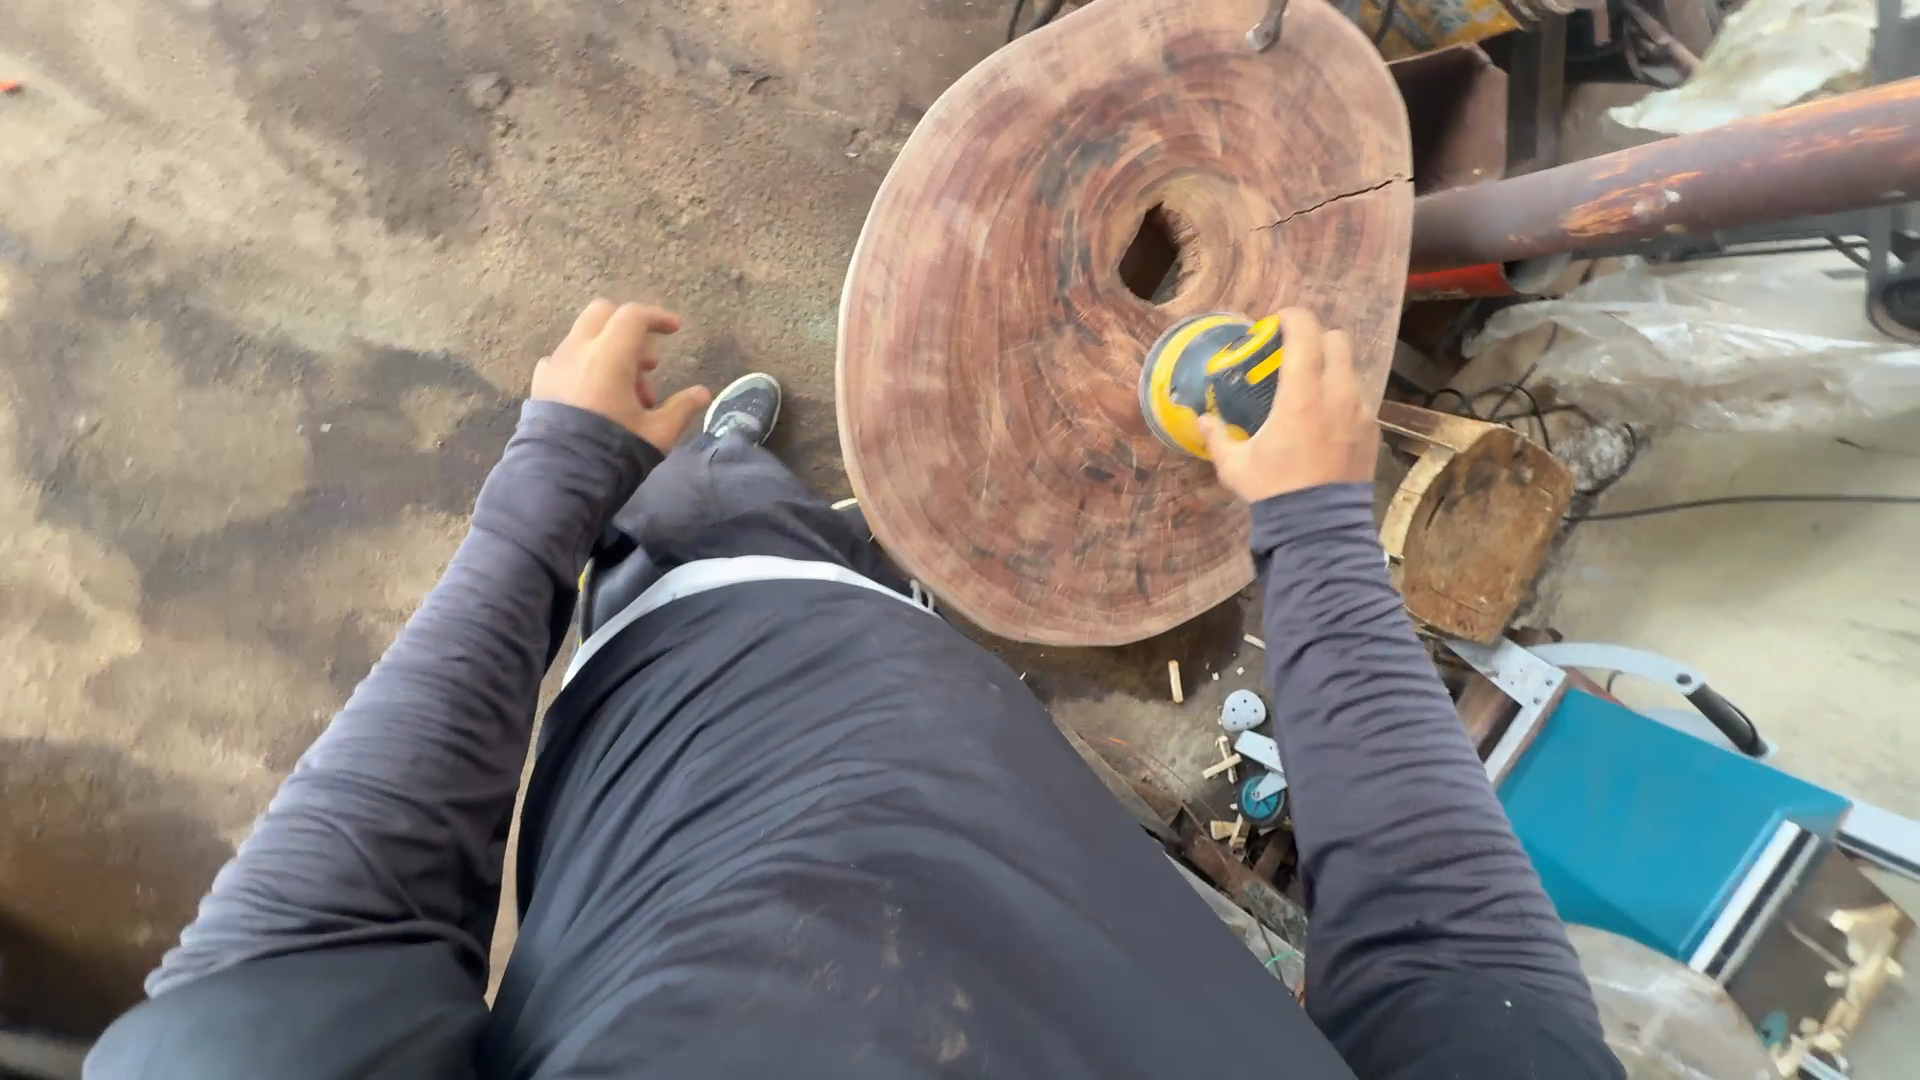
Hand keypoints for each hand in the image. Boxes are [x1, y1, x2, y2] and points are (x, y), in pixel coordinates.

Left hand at [531, 299, 711, 453]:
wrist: (560, 476)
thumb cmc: (615, 450)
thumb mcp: (658, 432)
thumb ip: (682, 407)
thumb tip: (703, 393)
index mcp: (608, 357)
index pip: (633, 317)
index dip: (657, 317)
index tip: (675, 330)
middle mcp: (577, 351)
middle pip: (603, 314)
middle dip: (629, 329)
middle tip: (648, 364)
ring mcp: (554, 364)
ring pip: (585, 337)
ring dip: (610, 351)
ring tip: (627, 393)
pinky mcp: (540, 381)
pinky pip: (565, 358)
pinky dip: (586, 365)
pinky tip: (596, 395)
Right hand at [1200, 307, 1376, 502]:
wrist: (1318, 526)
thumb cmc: (1273, 491)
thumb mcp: (1235, 466)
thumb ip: (1216, 437)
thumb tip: (1202, 419)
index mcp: (1301, 395)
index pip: (1305, 334)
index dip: (1293, 318)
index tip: (1278, 321)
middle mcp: (1336, 394)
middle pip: (1337, 340)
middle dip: (1316, 339)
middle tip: (1294, 353)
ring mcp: (1360, 411)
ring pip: (1350, 369)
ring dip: (1330, 368)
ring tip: (1309, 390)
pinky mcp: (1371, 430)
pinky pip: (1358, 398)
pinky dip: (1341, 396)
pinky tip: (1323, 419)